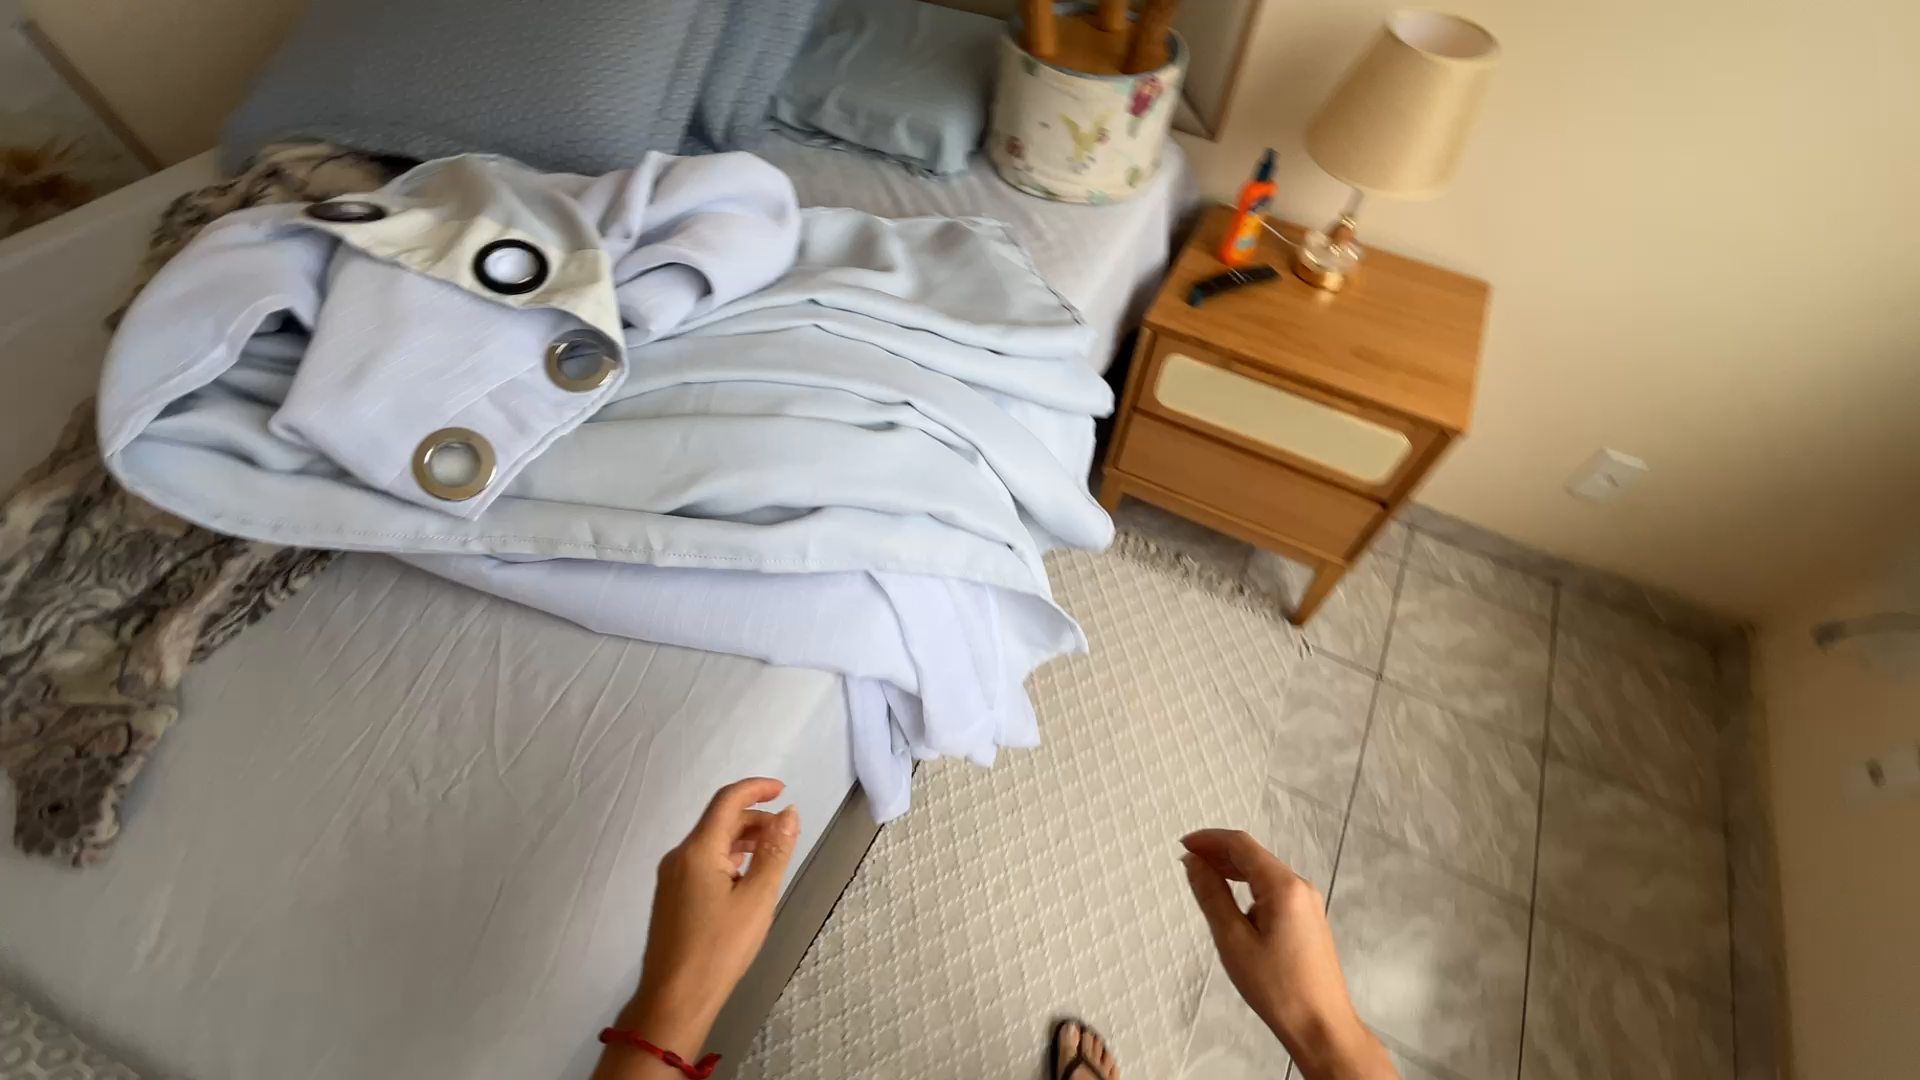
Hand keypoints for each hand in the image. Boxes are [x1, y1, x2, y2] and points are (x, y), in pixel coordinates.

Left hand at [616, 778, 798, 1063]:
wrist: (673, 1004)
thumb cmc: (719, 949)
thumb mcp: (758, 898)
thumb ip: (775, 850)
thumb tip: (789, 812)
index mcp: (698, 850)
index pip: (728, 800)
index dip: (757, 788)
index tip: (783, 790)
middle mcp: (679, 856)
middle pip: (720, 820)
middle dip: (755, 818)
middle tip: (786, 835)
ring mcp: (671, 877)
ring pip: (712, 841)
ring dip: (744, 839)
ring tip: (772, 856)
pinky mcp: (671, 897)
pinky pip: (703, 860)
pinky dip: (729, 857)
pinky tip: (746, 878)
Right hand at [1180, 829, 1394, 1079]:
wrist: (1322, 1030)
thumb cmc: (1278, 988)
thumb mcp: (1233, 939)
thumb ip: (1211, 894)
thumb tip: (1194, 863)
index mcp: (1283, 886)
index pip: (1240, 844)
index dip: (1209, 839)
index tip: (1184, 845)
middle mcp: (1300, 887)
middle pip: (1253, 854)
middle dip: (1218, 852)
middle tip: (1189, 861)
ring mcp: (1308, 903)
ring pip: (1263, 871)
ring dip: (1232, 868)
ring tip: (1204, 876)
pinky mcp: (1308, 919)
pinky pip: (1273, 888)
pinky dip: (1247, 884)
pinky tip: (1232, 899)